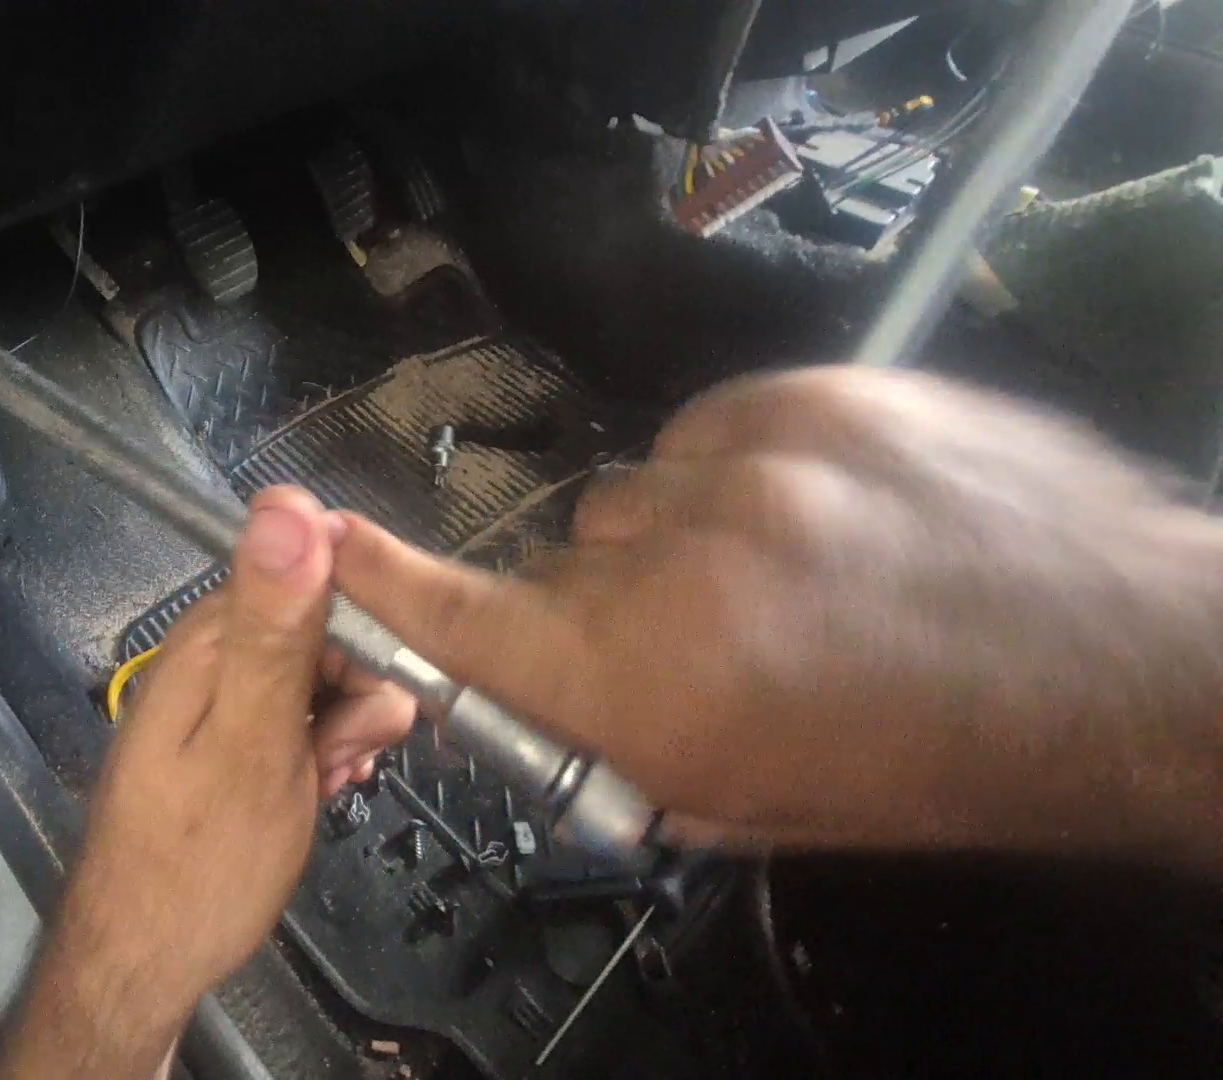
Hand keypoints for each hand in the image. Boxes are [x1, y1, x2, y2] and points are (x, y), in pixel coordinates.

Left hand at [0, 487, 409, 1079]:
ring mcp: (216, 697)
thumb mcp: (253, 739)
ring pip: (313, 679)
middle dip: (354, 689)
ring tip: (331, 780)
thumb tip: (288, 502)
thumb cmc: (202, 860)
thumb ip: (277, 628)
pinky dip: (318, 746)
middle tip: (346, 759)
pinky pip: (293, 717)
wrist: (140, 962)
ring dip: (341, 725)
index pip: (313, 582)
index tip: (377, 702)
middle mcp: (211, 654)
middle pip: (317, 632)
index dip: (363, 636)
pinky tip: (320, 786)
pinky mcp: (225, 735)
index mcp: (213, 638)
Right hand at [332, 367, 1222, 869]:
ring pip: (631, 497)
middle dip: (600, 596)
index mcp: (646, 682)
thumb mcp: (728, 794)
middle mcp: (671, 566)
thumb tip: (526, 669)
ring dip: (673, 536)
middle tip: (701, 629)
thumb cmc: (911, 759)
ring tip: (778, 570)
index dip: (381, 576)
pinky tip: (816, 514)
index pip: (465, 617)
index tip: (323, 535)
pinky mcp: (797, 399)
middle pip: (560, 559)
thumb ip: (599, 728)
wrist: (1124, 663)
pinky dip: (733, 476)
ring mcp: (739, 469)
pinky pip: (704, 439)